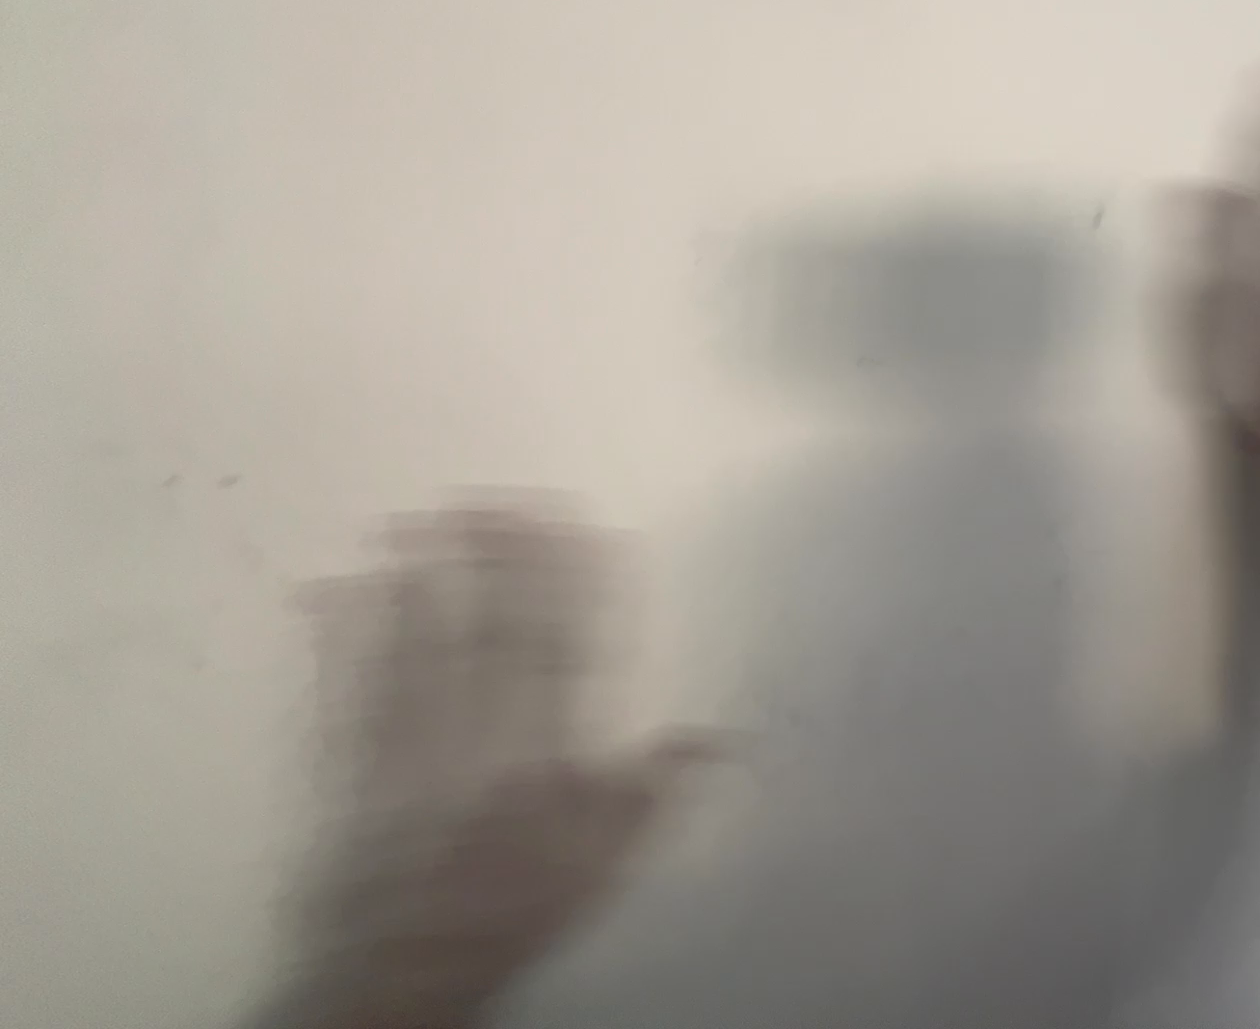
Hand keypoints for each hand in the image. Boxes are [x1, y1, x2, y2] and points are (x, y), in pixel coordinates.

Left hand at [263, 501, 720, 1028]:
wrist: (401, 969)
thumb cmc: (518, 902)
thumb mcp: (611, 856)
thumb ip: (657, 788)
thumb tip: (720, 735)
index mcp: (543, 756)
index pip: (564, 653)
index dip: (570, 587)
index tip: (574, 529)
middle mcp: (476, 740)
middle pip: (489, 636)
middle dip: (495, 563)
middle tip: (492, 497)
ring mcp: (404, 749)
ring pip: (416, 650)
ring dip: (420, 581)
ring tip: (420, 519)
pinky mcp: (344, 769)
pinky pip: (343, 695)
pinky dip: (336, 640)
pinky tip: (332, 590)